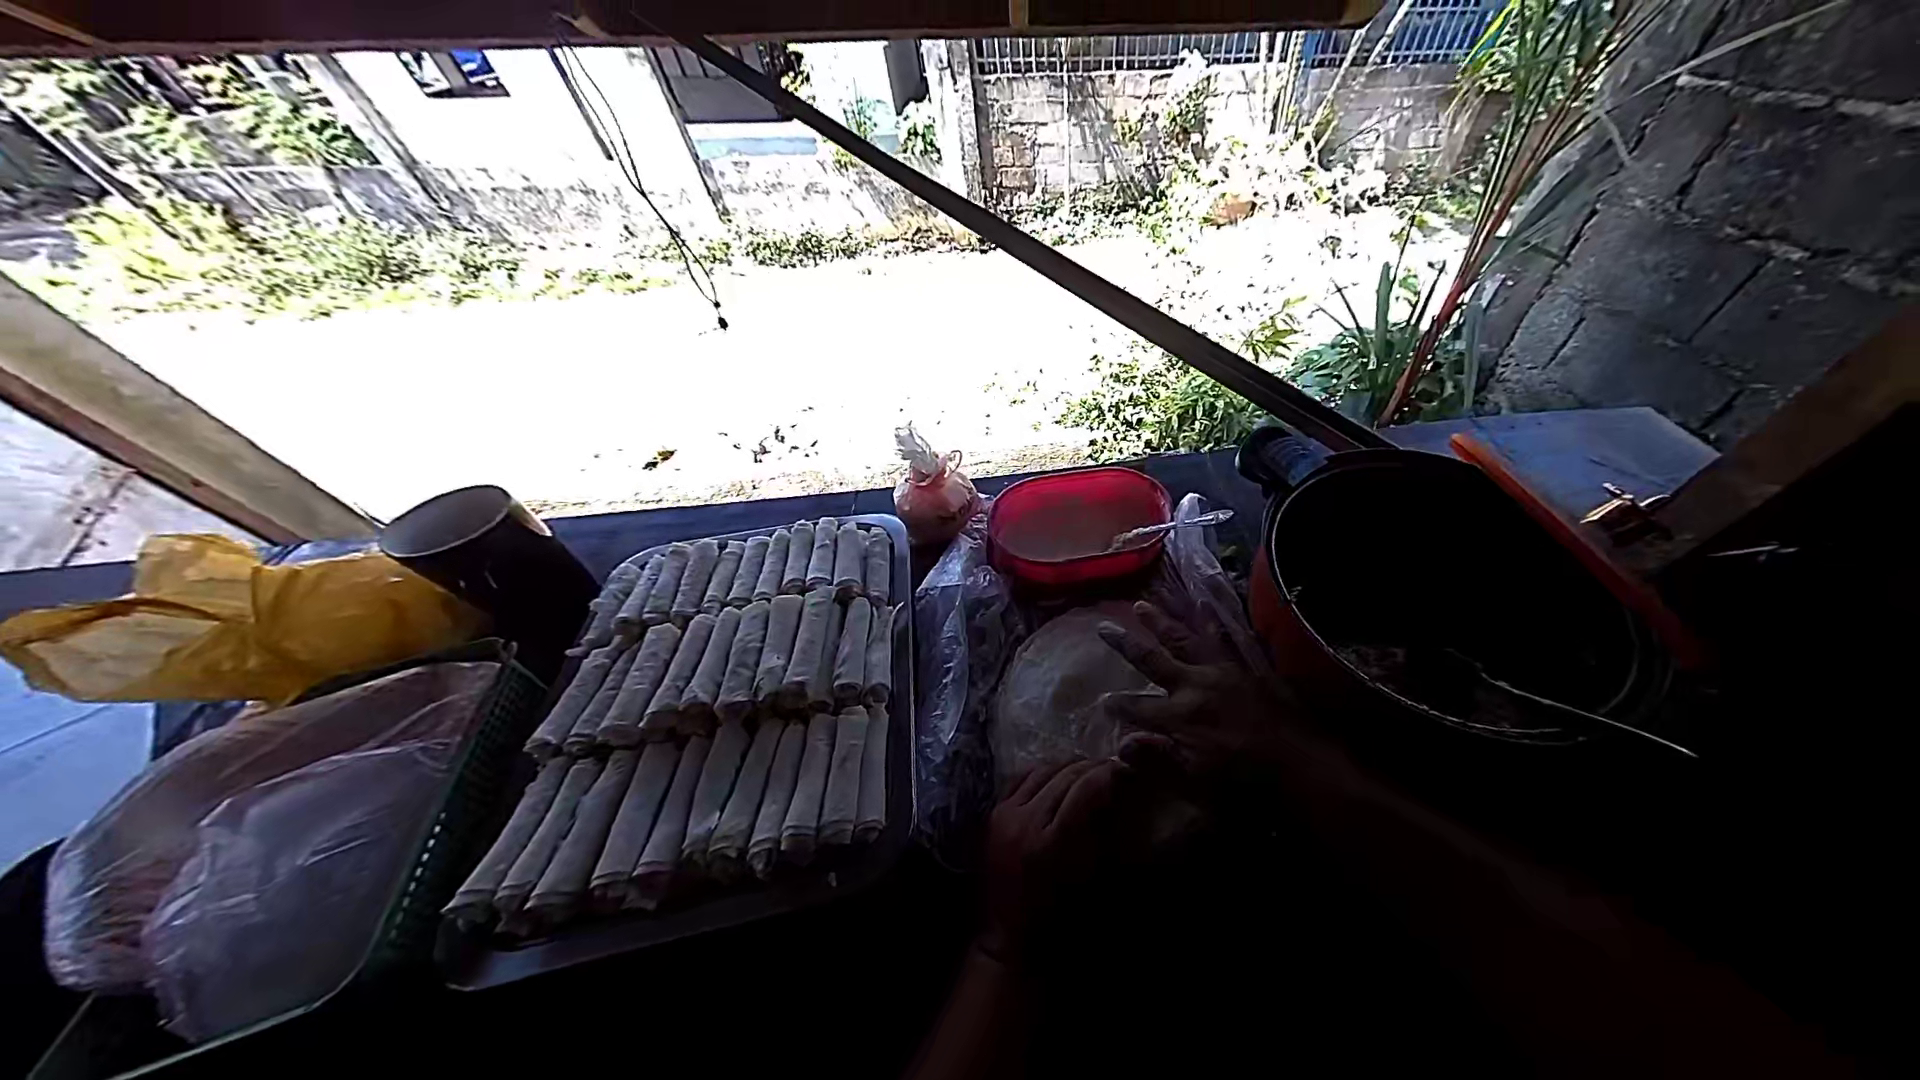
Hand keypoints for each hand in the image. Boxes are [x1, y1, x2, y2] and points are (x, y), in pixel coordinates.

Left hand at [979, 758, 1124, 963]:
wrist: (1007, 940)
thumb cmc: (1057, 922)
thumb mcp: (1088, 882)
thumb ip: (1099, 838)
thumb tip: (1115, 800)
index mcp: (1051, 843)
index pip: (1085, 791)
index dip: (1107, 775)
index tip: (1125, 769)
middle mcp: (1025, 821)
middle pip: (1064, 777)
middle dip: (1091, 767)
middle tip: (1111, 766)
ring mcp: (1004, 815)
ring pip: (1040, 772)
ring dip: (1067, 766)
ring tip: (1087, 767)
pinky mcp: (992, 814)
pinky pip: (1018, 779)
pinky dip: (1041, 772)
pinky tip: (1056, 774)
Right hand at [1097, 601, 1291, 780]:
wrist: (1306, 767)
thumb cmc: (1247, 784)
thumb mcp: (1196, 781)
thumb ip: (1158, 759)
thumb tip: (1121, 746)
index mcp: (1179, 716)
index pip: (1136, 707)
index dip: (1117, 705)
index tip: (1103, 700)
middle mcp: (1195, 686)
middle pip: (1153, 659)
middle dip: (1126, 644)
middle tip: (1105, 626)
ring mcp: (1223, 672)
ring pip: (1186, 639)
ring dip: (1163, 621)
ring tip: (1146, 603)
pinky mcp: (1249, 669)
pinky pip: (1227, 640)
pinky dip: (1213, 623)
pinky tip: (1206, 608)